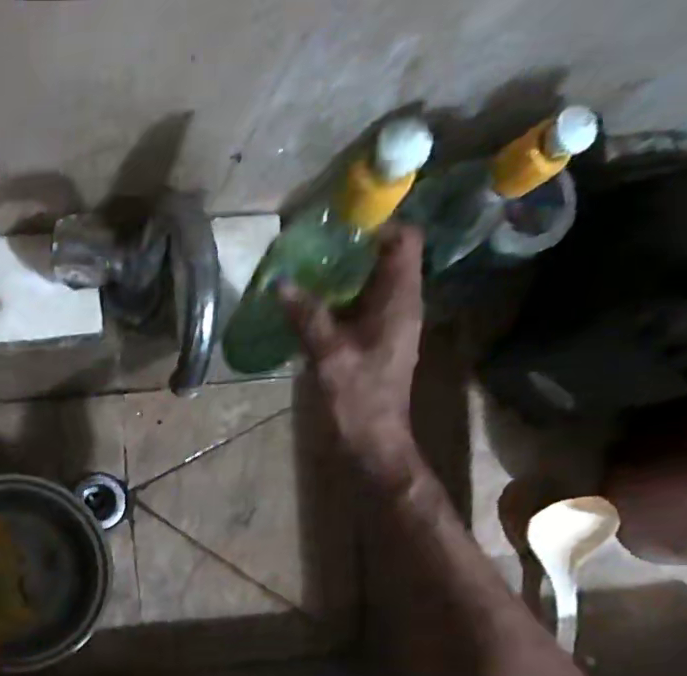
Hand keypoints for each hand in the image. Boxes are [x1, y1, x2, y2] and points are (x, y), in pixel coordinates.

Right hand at [278, 226, 425, 471]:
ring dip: (343, 272)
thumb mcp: (330, 355)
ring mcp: (387, 323)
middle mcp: (399, 305)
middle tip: (314, 241)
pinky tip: (308, 302)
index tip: (341, 224)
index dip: (379, 225)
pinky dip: (337, 297)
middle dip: (353, 246)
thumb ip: (307, 316)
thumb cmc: (358, 398)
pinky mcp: (373, 340)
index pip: (405, 241)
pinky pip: (359, 304)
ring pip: (370, 281)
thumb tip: (281, 283)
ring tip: (305, 266)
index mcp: (400, 301)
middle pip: (386, 257)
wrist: (372, 441)